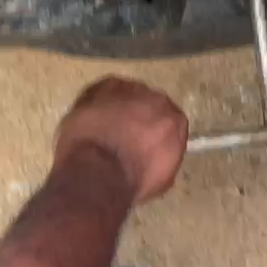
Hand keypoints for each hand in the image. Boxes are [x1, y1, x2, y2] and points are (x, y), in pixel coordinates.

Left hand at [54, 77, 188, 202]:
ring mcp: (131, 90)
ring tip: (103, 126)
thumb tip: (158, 153)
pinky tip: (90, 116)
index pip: (169, 122)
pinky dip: (99, 101)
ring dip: (118, 107)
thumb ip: (165, 156)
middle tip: (123, 135)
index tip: (144, 144)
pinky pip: (104, 90)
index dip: (154, 132)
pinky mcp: (105, 85)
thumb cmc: (133, 181)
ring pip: (127, 95)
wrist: (99, 170)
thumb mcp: (162, 177)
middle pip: (149, 105)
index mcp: (175, 122)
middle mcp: (158, 100)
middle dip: (138, 117)